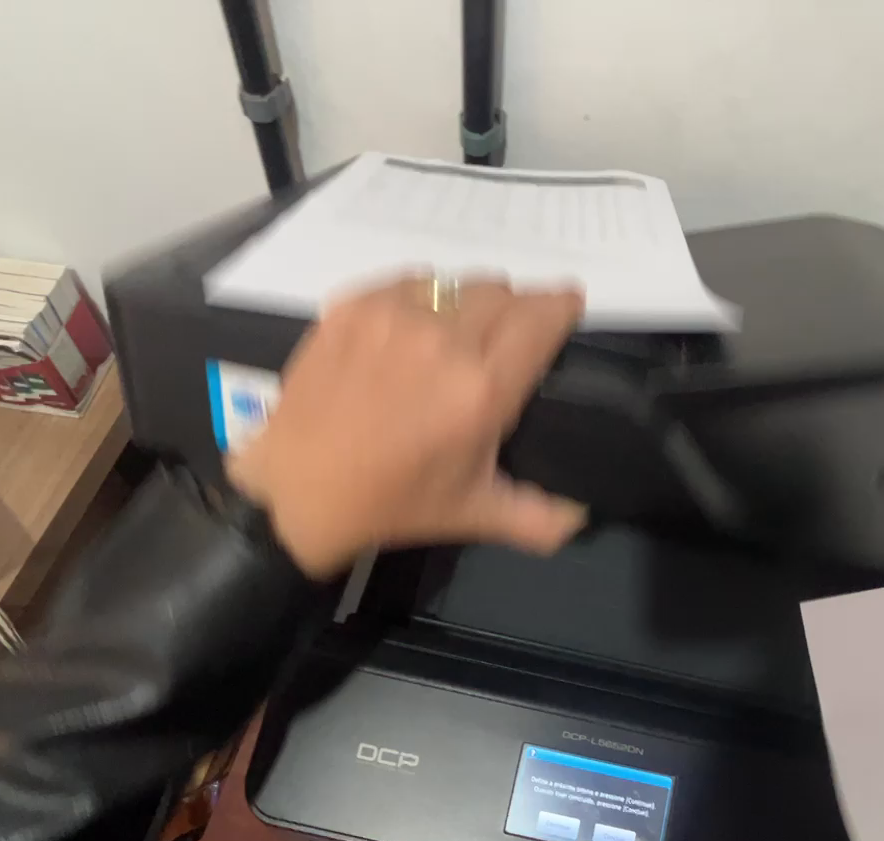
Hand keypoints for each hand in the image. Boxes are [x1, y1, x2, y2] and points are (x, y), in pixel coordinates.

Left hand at [226, 276, 588, 577]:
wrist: (297, 490)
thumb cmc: (393, 503)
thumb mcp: (475, 516)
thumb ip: (542, 518)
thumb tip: (586, 514)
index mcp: (481, 390)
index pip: (544, 316)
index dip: (563, 307)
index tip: (566, 314)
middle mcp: (442, 339)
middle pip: (506, 291)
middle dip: (518, 311)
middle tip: (505, 346)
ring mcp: (393, 314)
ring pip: (459, 282)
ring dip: (471, 305)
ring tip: (454, 341)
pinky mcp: (354, 304)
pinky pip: (413, 280)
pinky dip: (425, 300)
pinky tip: (410, 336)